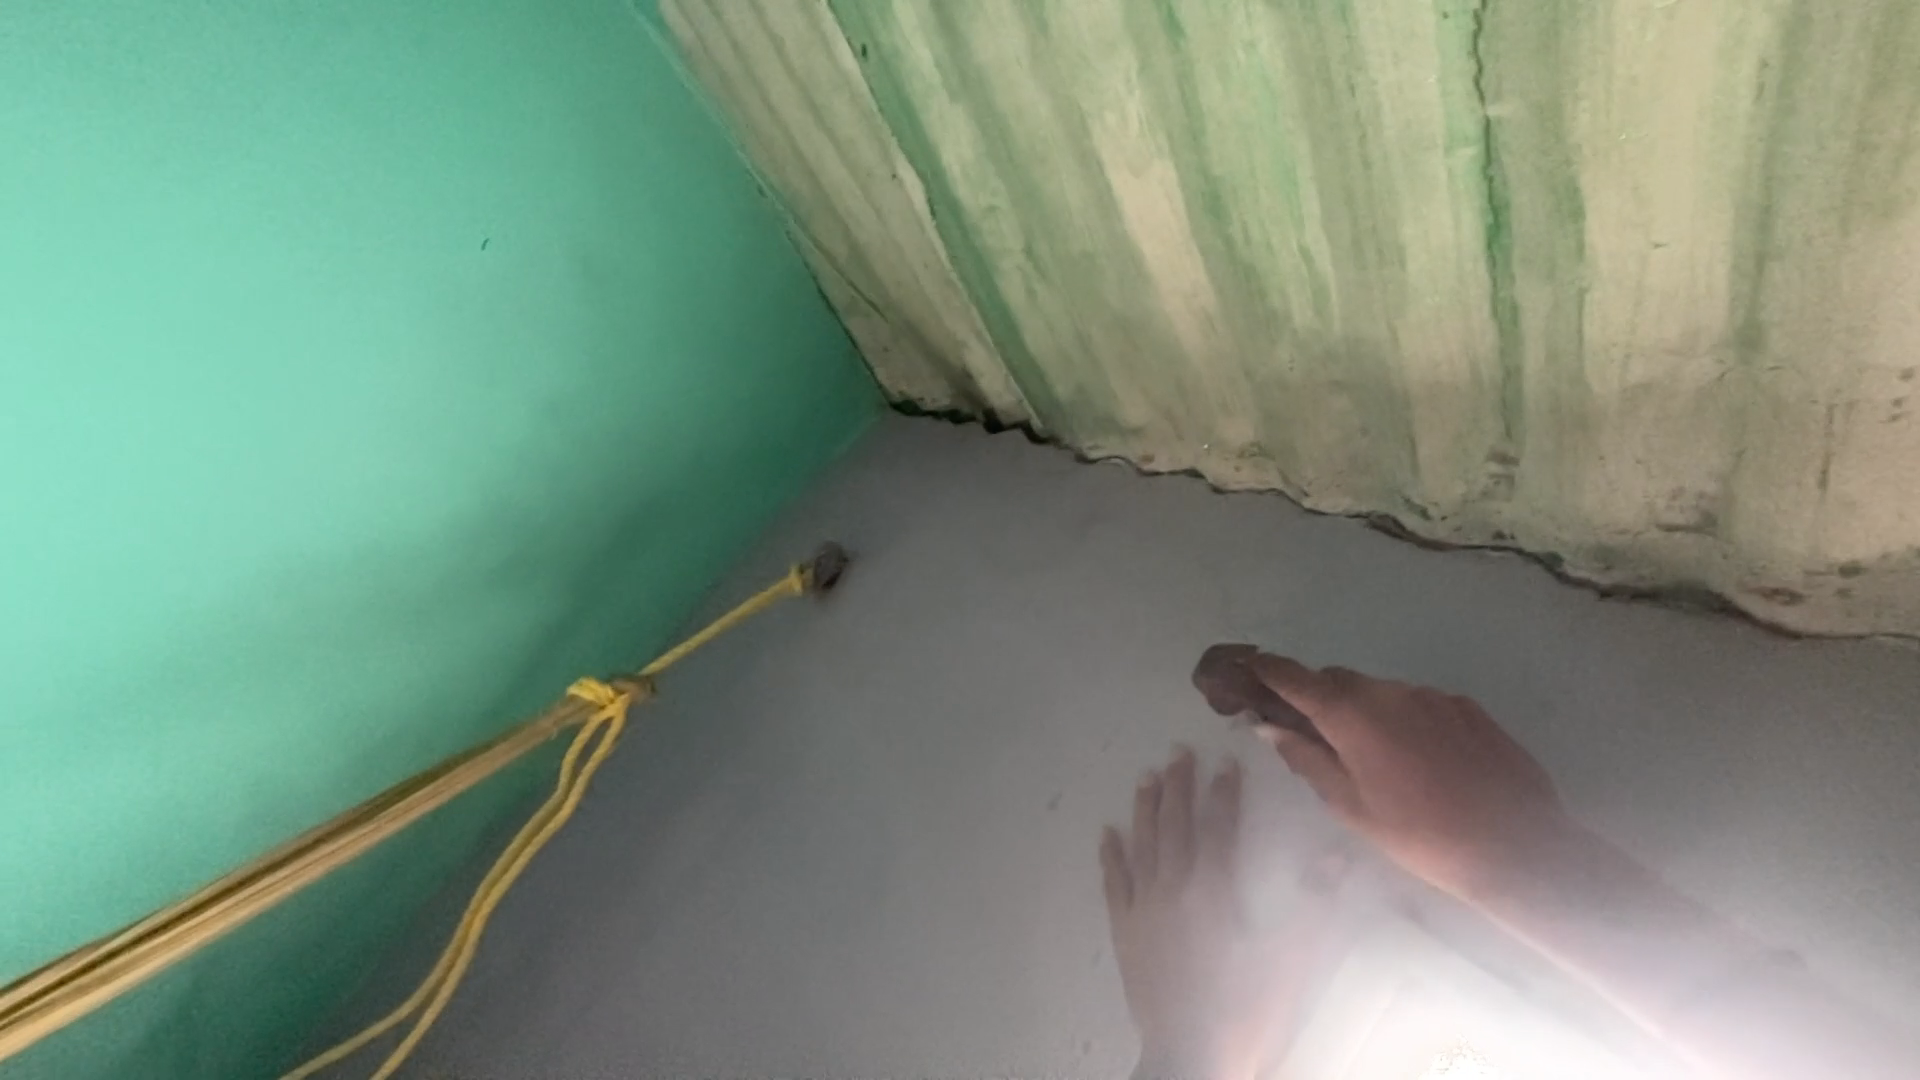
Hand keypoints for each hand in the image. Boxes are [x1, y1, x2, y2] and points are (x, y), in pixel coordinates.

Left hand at [1101, 748, 1341, 1079]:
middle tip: (1178, 752)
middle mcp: (1173, 886)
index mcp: (1214, 889)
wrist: (1190, 1057)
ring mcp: (1142, 906)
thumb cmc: (1245, 1011)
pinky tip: (1107, 833)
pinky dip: (1111, 854)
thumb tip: (1337, 856)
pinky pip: (1113, 881)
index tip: (1225, 762)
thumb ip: (1316, 907)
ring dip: (1145, 808)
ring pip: (1142, 843)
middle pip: (1175, 824)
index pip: (1219, 827)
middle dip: (1179, 786)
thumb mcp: (1291, 961)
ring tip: (1146, 778)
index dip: (1223, 793)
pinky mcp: (1122, 929)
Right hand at [1249, 655, 1571, 900]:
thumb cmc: (1421, 835)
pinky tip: (1421, 759)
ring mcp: (1431, 696)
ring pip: (1377, 691)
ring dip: (1362, 711)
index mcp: (1351, 715)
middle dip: (1316, 698)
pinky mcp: (1466, 707)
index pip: (1293, 677)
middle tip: (1314, 734)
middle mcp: (1387, 691)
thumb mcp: (1350, 806)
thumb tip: (1269, 726)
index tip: (1244, 664)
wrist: (1522, 849)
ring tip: (1377, 758)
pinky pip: (1417, 703)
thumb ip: (1305, 758)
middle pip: (1335, 680)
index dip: (1264, 668)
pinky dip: (1403, 719)